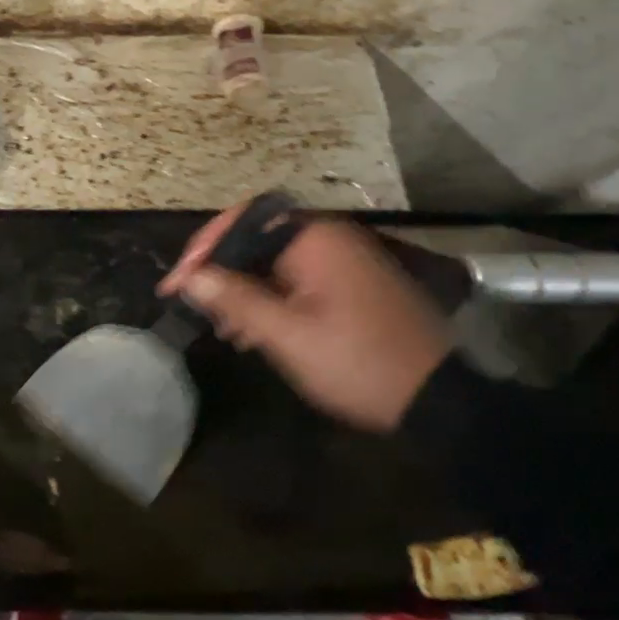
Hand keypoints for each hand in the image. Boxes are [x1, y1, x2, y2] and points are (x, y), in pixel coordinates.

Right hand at [158, 208, 453, 431]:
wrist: (440, 401)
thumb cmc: (358, 363)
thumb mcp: (288, 336)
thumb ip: (236, 300)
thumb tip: (190, 276)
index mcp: (315, 239)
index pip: (243, 218)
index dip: (204, 245)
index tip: (179, 281)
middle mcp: (330, 238)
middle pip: (258, 238)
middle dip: (222, 270)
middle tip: (194, 304)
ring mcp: (345, 261)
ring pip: (275, 261)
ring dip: (243, 288)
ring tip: (223, 328)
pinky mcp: (353, 285)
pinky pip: (298, 278)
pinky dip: (270, 298)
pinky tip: (254, 333)